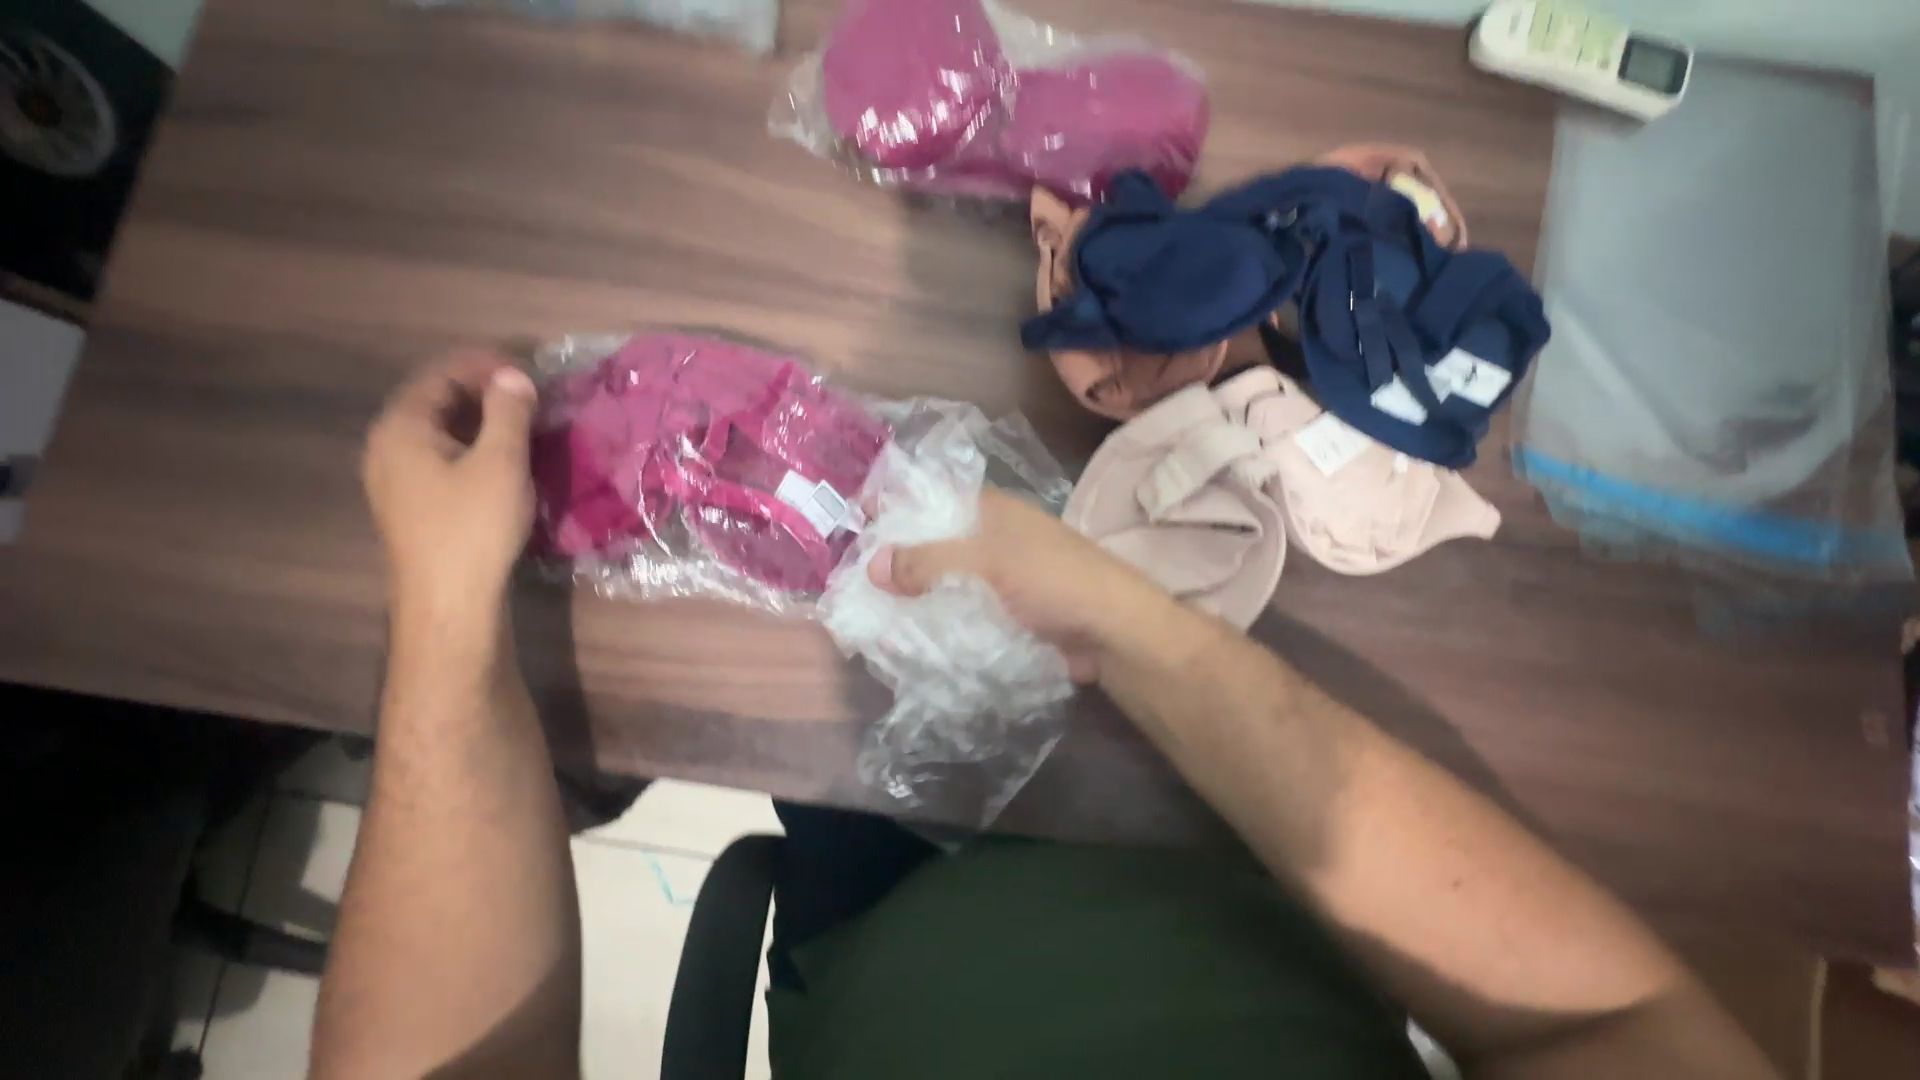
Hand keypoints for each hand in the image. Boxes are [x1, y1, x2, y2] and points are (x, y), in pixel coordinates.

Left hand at [363, 351, 537, 626]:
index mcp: (401, 428)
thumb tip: (513, 377)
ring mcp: (396, 479)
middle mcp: (387, 447)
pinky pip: (441, 458)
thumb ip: (508, 413)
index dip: (483, 365)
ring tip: (523, 423)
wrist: (449, 600)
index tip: (528, 370)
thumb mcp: (500, 463)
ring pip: (440, 432)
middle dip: (483, 391)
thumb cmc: (473, 526)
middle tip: (530, 395)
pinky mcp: (412, 505)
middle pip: (435, 401)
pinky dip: (472, 447)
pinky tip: (503, 460)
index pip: (439, 375)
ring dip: (480, 421)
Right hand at [868, 489, 1173, 682]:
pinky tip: (908, 635)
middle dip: (897, 560)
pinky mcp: (1005, 613)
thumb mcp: (987, 562)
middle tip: (850, 579)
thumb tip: (873, 565)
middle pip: (933, 544)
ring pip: (945, 581)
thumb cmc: (1054, 579)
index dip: (894, 507)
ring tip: (868, 612)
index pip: (930, 498)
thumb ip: (929, 561)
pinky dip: (938, 620)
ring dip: (916, 596)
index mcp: (989, 510)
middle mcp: (991, 538)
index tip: (852, 524)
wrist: (1112, 631)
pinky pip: (961, 612)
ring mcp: (998, 578)